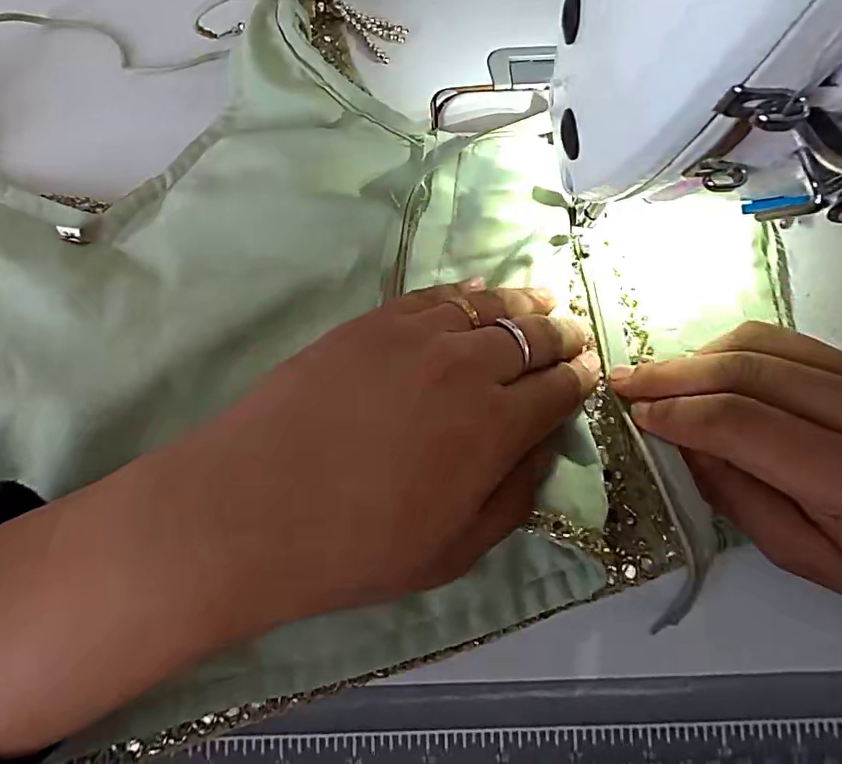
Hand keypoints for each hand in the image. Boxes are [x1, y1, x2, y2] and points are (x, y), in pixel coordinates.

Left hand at [158, 280, 600, 625]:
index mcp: (493, 428)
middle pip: (532, 338)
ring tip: (544, 298)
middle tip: (575, 334)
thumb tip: (544, 445)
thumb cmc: (355, 546)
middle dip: (562, 335)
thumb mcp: (453, 550)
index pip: (557, 389)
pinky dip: (468, 292)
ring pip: (489, 307)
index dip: (580, 377)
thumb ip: (514, 495)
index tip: (590, 370)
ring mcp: (417, 336)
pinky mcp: (375, 321)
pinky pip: (436, 296)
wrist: (251, 506)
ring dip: (525, 302)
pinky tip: (481, 291)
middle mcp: (466, 368)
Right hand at [616, 322, 841, 665]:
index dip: (678, 413)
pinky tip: (710, 367)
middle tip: (627, 380)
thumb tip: (682, 437)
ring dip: (700, 354)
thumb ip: (738, 496)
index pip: (743, 423)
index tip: (635, 414)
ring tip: (662, 374)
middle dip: (675, 373)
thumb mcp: (810, 562)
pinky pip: (790, 341)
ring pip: (763, 342)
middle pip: (747, 370)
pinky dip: (736, 348)